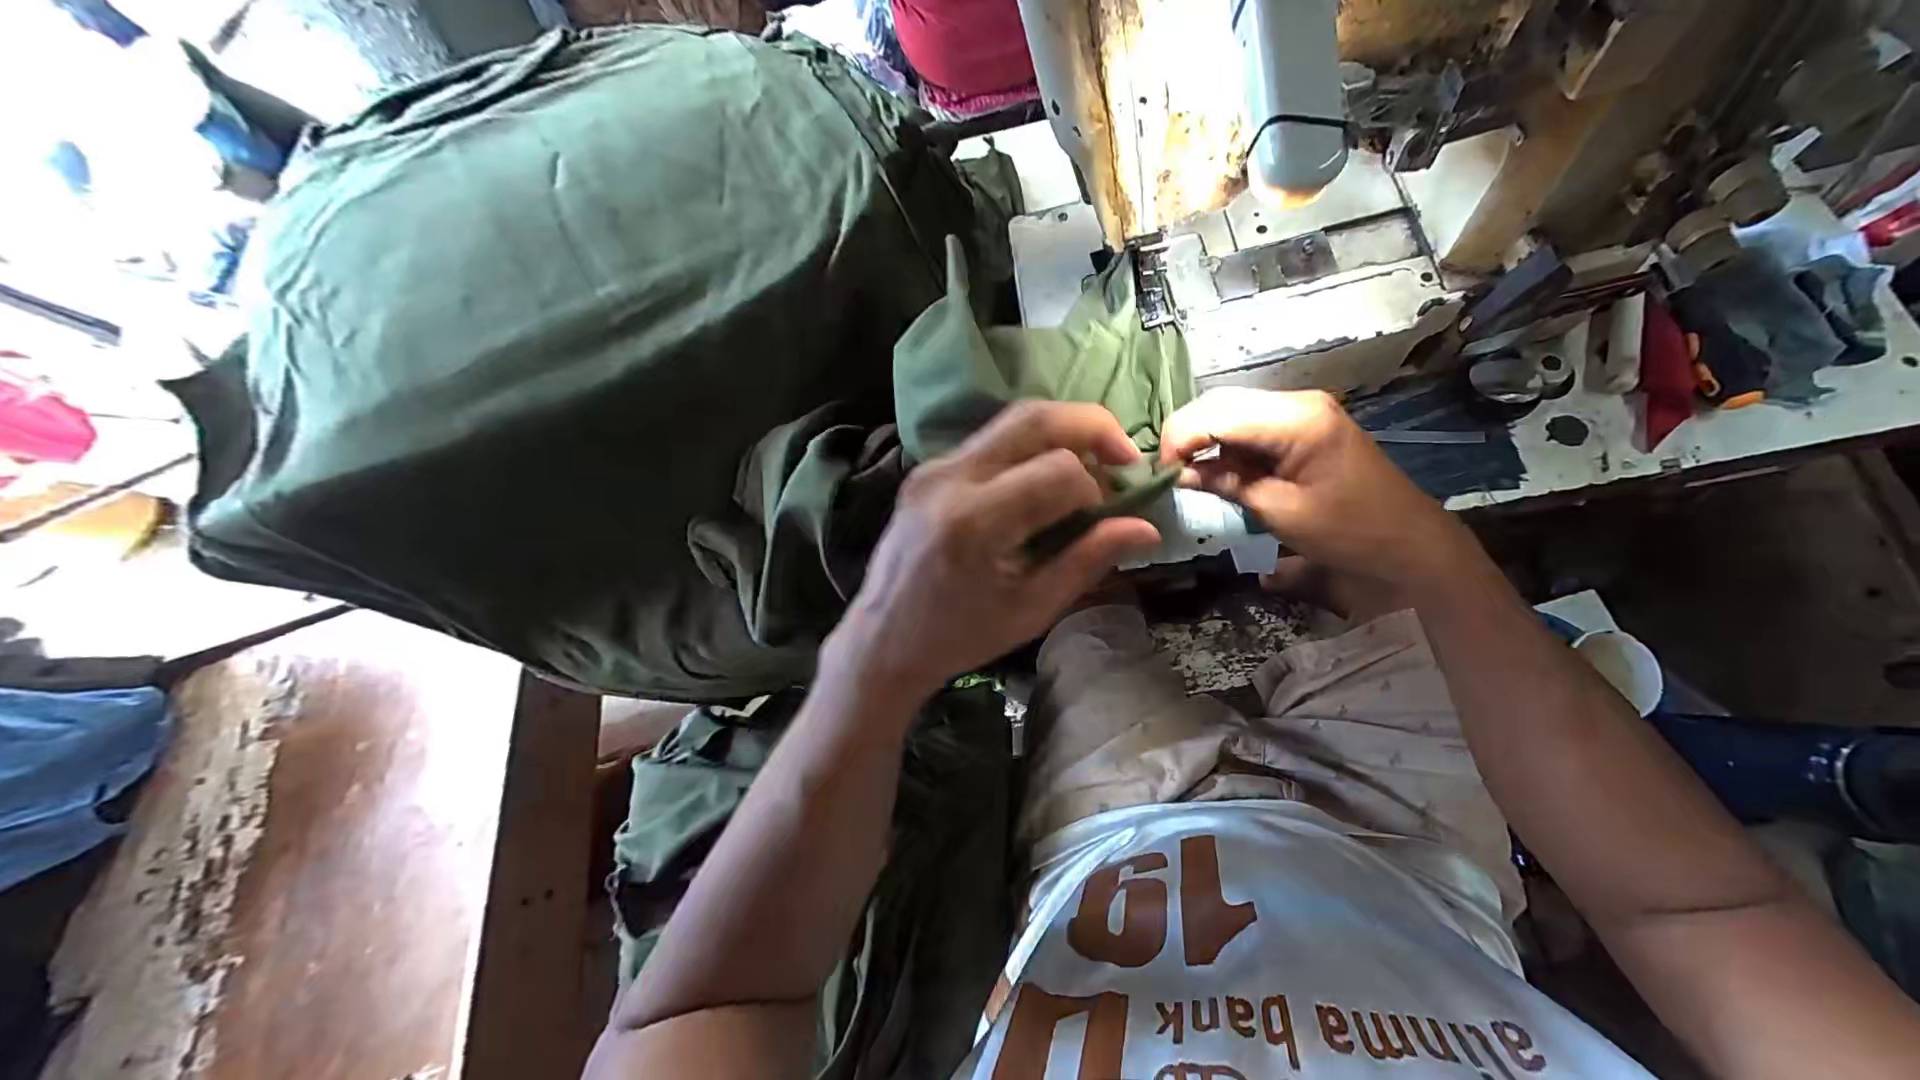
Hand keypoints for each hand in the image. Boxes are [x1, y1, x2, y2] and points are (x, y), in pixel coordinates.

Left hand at [826, 402, 1161, 699]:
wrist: (882, 640)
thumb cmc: (959, 637)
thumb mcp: (1031, 608)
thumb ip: (1088, 559)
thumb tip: (1146, 528)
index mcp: (975, 521)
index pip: (1059, 470)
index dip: (1096, 489)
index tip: (1104, 519)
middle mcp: (950, 478)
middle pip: (1034, 418)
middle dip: (1091, 427)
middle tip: (1122, 457)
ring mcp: (933, 468)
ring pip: (1011, 422)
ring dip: (1061, 435)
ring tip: (1088, 470)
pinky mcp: (927, 470)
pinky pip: (989, 442)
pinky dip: (1028, 450)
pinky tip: (1043, 483)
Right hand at [1159, 388, 1483, 594]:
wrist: (1409, 546)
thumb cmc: (1347, 531)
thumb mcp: (1278, 511)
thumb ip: (1226, 484)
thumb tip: (1180, 474)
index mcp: (1295, 418)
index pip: (1216, 413)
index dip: (1179, 439)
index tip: (1160, 474)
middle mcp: (1297, 403)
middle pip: (1220, 404)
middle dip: (1187, 436)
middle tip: (1167, 474)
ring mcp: (1302, 412)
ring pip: (1231, 412)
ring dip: (1205, 441)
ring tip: (1187, 475)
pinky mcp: (1303, 427)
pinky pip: (1250, 427)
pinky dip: (1226, 446)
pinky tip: (1216, 471)